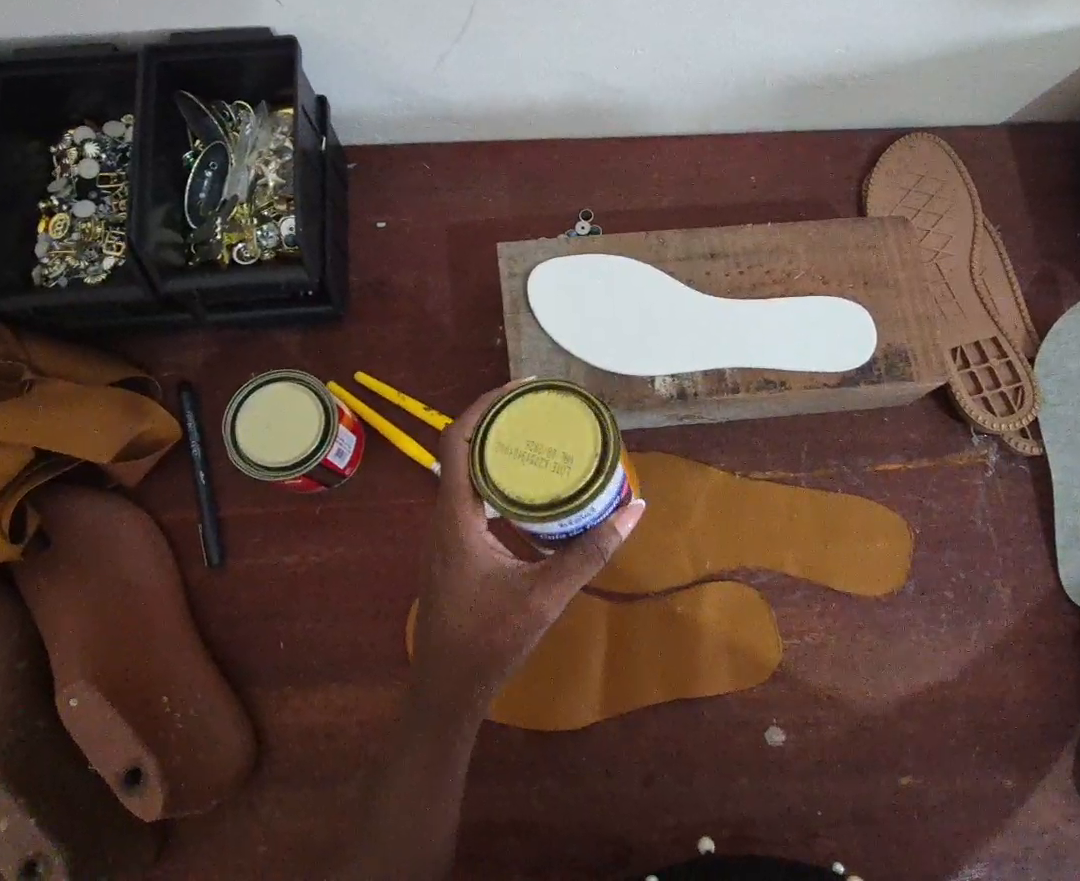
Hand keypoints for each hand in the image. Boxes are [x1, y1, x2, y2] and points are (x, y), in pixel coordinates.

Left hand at [409, 381, 644, 718]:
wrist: (447, 690)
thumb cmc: (489, 640)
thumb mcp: (547, 595)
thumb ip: (590, 552)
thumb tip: (635, 510)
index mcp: (456, 516)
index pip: (456, 440)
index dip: (484, 405)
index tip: (522, 389)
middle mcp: (444, 517)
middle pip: (462, 450)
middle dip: (499, 423)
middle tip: (543, 411)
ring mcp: (445, 536)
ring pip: (466, 476)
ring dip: (497, 453)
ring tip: (541, 443)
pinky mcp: (453, 552)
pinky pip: (472, 499)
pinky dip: (499, 483)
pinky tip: (531, 495)